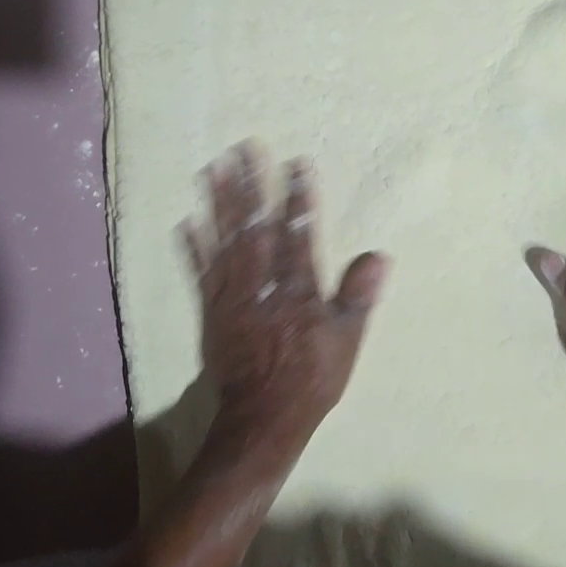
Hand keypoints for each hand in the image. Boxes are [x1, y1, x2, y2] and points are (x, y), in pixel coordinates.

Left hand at [181, 143, 388, 447]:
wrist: (263, 418)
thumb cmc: (312, 378)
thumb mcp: (347, 341)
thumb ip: (359, 296)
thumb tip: (379, 255)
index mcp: (298, 290)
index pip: (298, 234)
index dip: (298, 197)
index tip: (296, 163)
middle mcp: (262, 286)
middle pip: (256, 227)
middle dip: (251, 185)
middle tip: (245, 148)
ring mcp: (232, 297)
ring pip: (224, 242)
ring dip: (218, 203)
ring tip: (213, 168)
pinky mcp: (211, 311)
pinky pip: (200, 274)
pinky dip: (192, 247)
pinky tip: (187, 220)